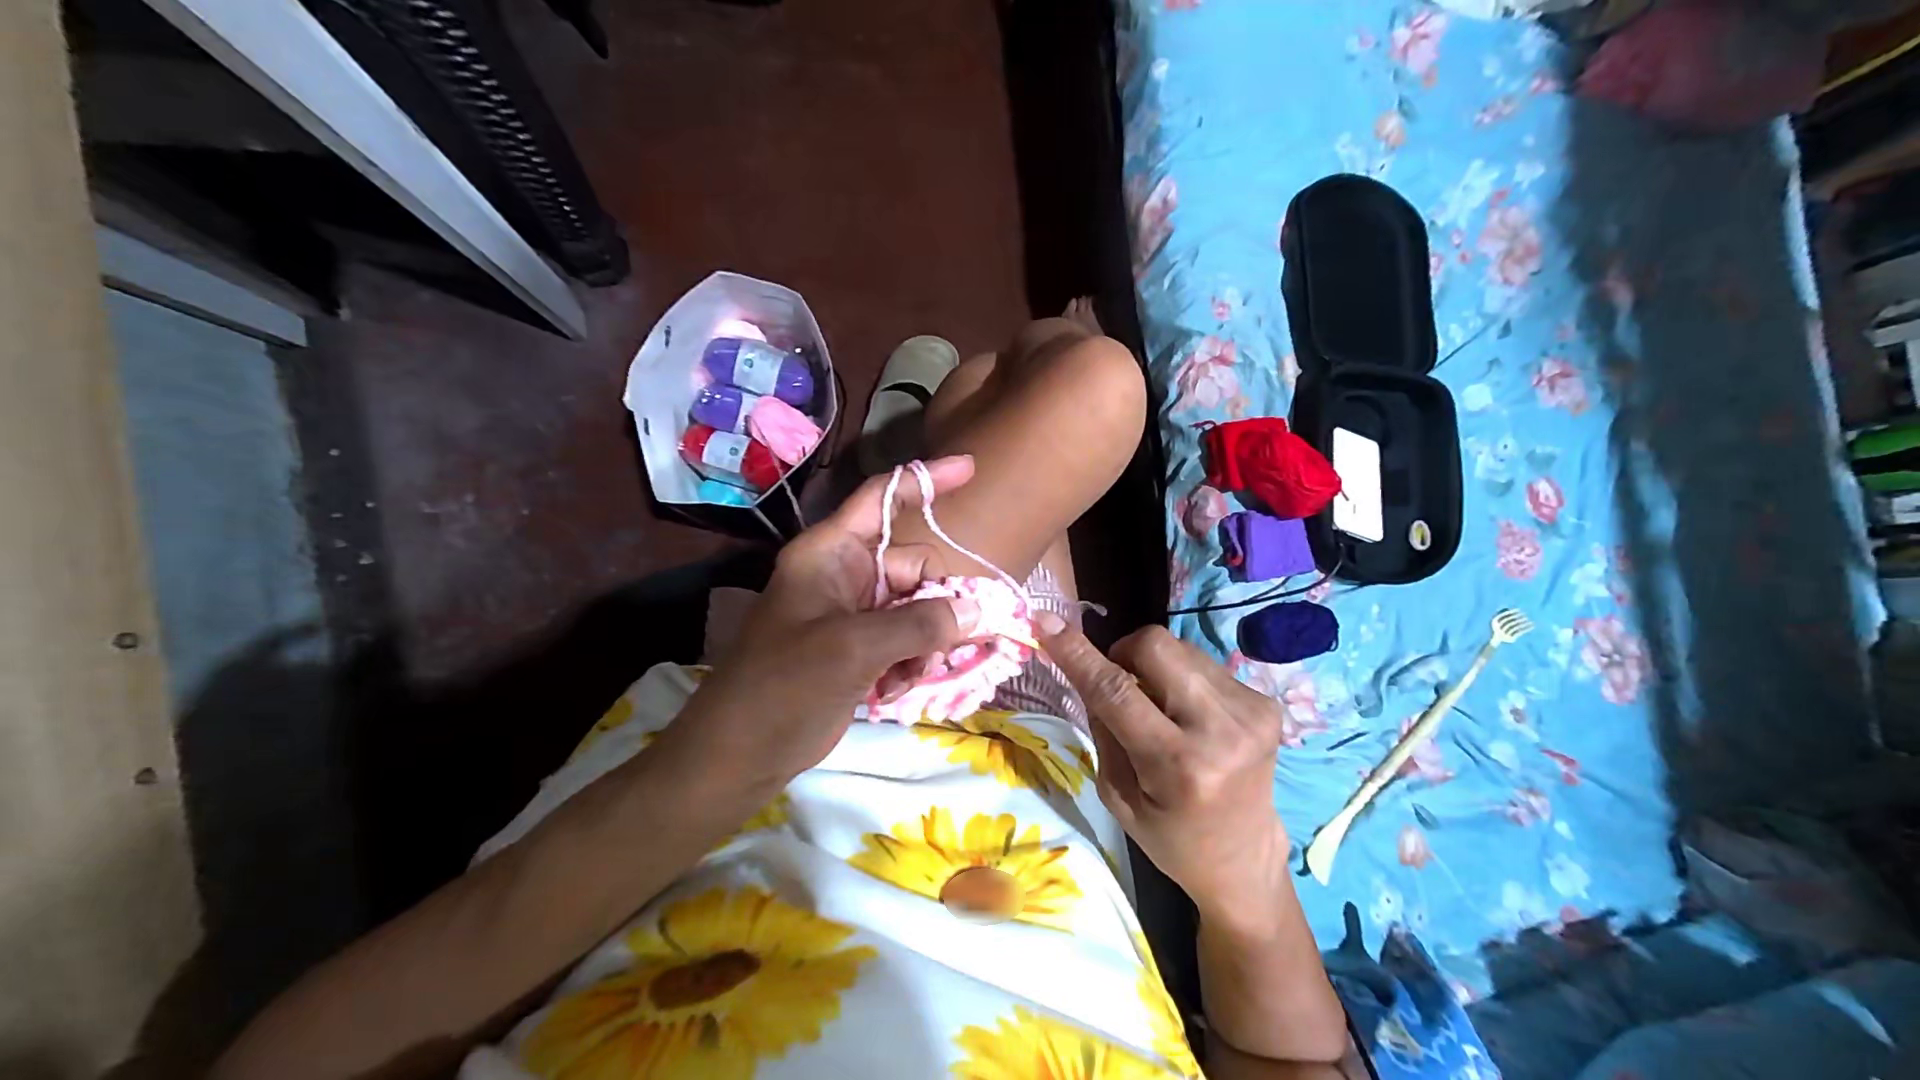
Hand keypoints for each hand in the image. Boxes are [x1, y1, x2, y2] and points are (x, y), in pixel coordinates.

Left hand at [656, 456, 983, 789]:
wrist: (740, 753)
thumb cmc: (784, 687)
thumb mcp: (853, 648)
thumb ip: (920, 624)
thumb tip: (977, 611)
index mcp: (830, 553)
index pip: (881, 498)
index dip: (924, 480)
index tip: (972, 468)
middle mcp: (845, 575)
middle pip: (914, 564)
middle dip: (938, 601)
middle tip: (950, 641)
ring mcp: (853, 614)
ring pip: (917, 607)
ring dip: (927, 641)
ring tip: (911, 677)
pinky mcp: (859, 649)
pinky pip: (907, 639)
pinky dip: (912, 662)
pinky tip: (895, 691)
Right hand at [1039, 620, 1291, 932]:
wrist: (1244, 858)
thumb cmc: (1169, 834)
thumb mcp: (1117, 793)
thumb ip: (1103, 726)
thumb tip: (1087, 665)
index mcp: (1177, 765)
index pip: (1115, 691)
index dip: (1076, 652)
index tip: (1046, 620)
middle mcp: (1221, 731)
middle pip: (1155, 646)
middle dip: (1123, 652)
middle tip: (1118, 682)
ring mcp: (1251, 712)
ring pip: (1179, 647)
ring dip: (1154, 667)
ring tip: (1160, 708)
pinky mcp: (1266, 703)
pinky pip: (1203, 663)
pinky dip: (1181, 678)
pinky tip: (1188, 714)